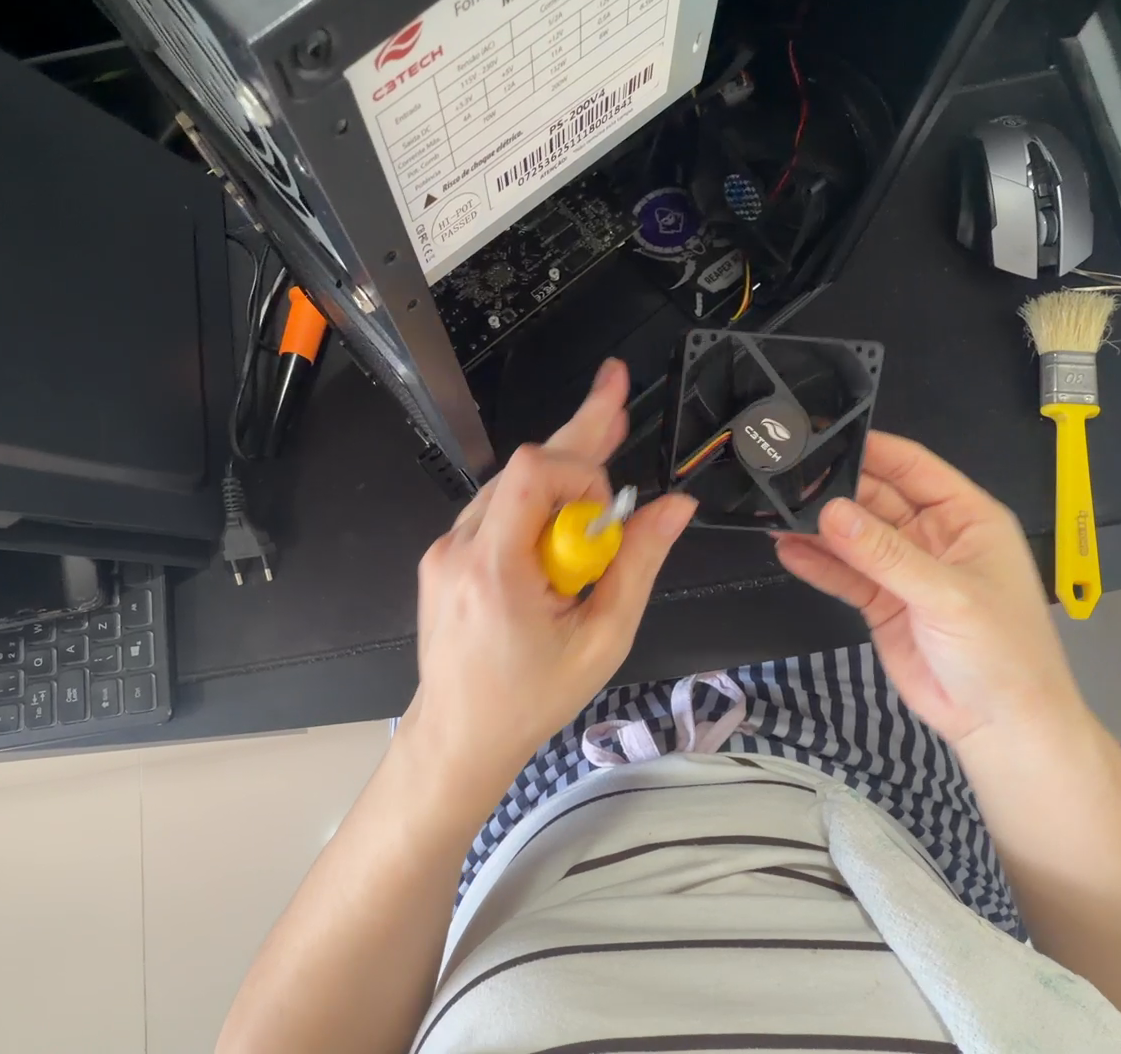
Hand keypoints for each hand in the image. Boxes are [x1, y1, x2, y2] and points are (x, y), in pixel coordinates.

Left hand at [408, 359, 697, 784]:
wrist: (460, 734)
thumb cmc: (530, 699)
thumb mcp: (601, 639)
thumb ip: (637, 565)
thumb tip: (675, 507)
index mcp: (495, 569)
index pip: (532, 471)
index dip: (581, 468)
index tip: (611, 512)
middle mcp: (460, 548)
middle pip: (522, 467)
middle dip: (577, 435)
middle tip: (614, 386)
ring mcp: (445, 551)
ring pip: (509, 486)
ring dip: (558, 481)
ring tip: (601, 468)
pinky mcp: (446, 558)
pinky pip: (495, 511)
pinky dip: (534, 508)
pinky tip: (563, 519)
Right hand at [773, 432, 1087, 749]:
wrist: (999, 726)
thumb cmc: (1001, 652)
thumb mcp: (947, 595)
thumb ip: (885, 554)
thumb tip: (830, 512)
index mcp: (966, 518)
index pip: (914, 468)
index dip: (873, 450)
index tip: (824, 437)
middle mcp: (932, 536)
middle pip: (875, 500)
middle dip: (834, 491)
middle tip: (786, 480)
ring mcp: (903, 570)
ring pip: (854, 537)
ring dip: (818, 528)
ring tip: (775, 514)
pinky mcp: (880, 602)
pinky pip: (844, 574)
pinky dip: (816, 564)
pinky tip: (786, 550)